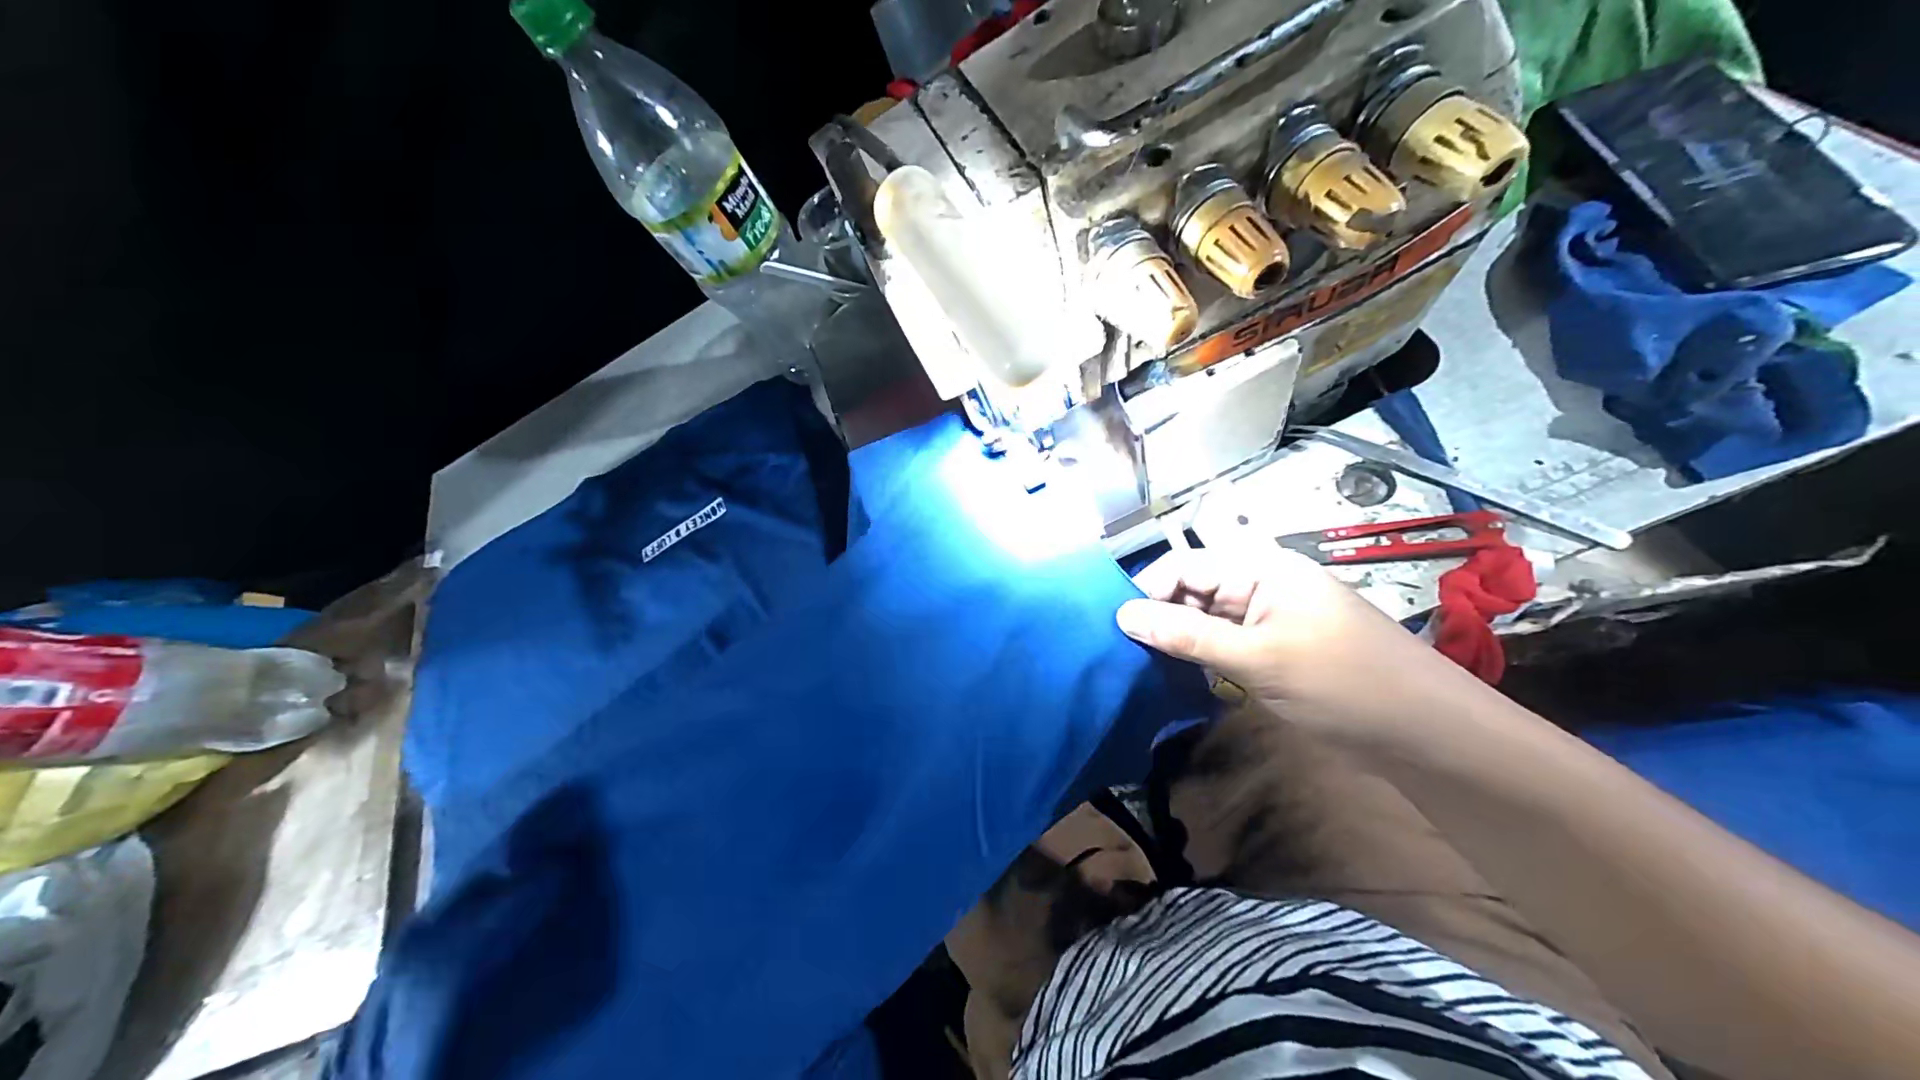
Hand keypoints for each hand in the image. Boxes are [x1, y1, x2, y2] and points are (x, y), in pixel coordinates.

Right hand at [1117, 545, 1473, 739]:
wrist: (1428, 735)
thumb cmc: (1342, 684)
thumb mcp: (1257, 658)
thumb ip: (1186, 635)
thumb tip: (1122, 615)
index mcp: (1261, 568)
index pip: (1184, 566)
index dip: (1147, 592)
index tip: (1113, 629)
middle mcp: (1261, 585)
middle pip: (1192, 591)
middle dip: (1159, 618)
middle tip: (1122, 656)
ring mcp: (1269, 621)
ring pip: (1205, 621)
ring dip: (1178, 642)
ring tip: (1140, 669)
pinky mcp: (1275, 652)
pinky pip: (1224, 646)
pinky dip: (1201, 660)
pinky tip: (1177, 681)